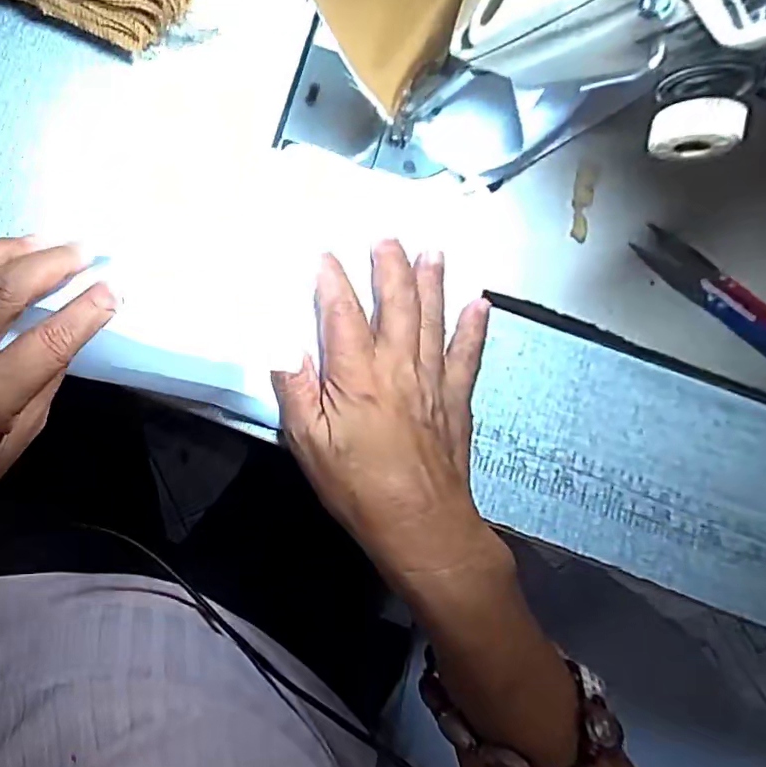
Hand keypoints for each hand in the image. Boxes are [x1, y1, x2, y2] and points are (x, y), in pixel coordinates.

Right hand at [272, 240, 501, 591]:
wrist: (423, 528)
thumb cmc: (356, 485)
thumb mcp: (309, 442)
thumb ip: (298, 392)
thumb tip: (286, 349)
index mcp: (357, 378)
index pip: (342, 317)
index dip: (333, 283)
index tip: (325, 255)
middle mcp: (399, 370)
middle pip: (396, 308)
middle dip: (389, 270)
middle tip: (386, 238)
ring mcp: (433, 384)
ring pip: (433, 322)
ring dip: (432, 285)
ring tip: (432, 253)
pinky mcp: (456, 402)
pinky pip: (467, 356)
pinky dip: (474, 328)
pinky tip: (479, 304)